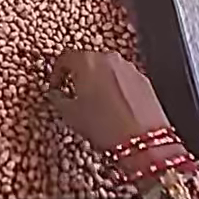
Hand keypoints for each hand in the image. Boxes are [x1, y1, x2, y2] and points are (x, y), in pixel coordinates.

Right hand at [48, 50, 168, 151]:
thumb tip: (55, 95)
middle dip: (78, 75)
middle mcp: (108, 58)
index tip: (56, 86)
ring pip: (106, 69)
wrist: (144, 141)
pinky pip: (122, 78)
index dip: (57, 73)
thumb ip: (58, 98)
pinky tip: (113, 107)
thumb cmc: (106, 126)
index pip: (65, 58)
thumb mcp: (71, 115)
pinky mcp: (143, 79)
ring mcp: (128, 68)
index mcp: (86, 61)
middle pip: (87, 60)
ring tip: (95, 103)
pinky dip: (115, 87)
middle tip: (73, 94)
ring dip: (98, 81)